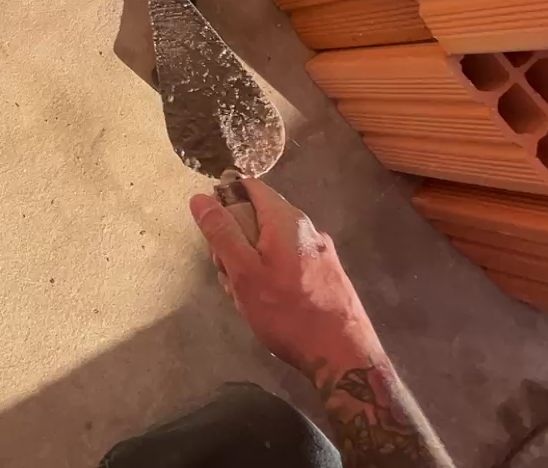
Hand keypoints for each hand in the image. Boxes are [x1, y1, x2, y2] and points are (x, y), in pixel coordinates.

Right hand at [189, 178, 385, 382]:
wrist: (346, 362)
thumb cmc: (288, 312)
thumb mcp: (243, 271)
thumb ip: (221, 231)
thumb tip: (200, 197)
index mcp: (287, 221)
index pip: (250, 186)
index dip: (225, 196)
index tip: (212, 227)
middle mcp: (308, 230)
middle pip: (258, 216)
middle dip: (235, 237)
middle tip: (225, 270)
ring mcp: (322, 254)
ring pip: (271, 242)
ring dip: (250, 260)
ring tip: (244, 294)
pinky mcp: (329, 277)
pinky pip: (288, 260)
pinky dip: (271, 272)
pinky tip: (267, 303)